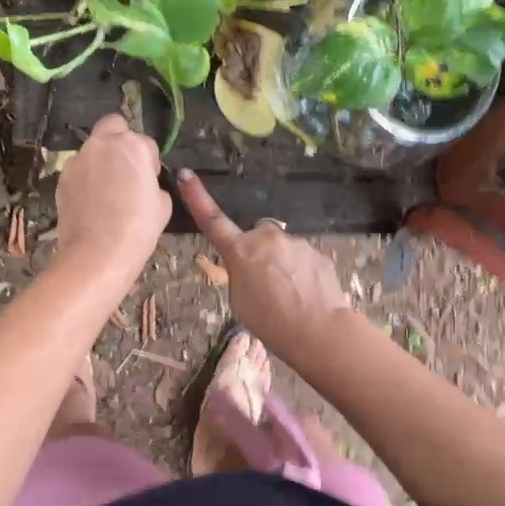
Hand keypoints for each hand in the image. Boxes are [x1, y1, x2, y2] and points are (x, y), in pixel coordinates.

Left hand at [55, 114, 169, 282]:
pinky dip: (86, 178)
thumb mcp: (163, 205)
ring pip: (93, 148)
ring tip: (106, 190)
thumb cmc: (138, 228)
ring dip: (101, 160)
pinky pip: (79, 169)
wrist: (98, 252)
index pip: (146, 143)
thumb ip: (154, 184)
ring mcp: (78, 159)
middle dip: (121, 140)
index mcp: (133, 145)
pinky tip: (92, 202)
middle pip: (113, 125)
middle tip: (126, 168)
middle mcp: (103, 144)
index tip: (150, 181)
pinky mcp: (62, 177)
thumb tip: (144, 185)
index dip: (150, 162)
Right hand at [177, 168, 352, 356]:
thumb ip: (239, 274)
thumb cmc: (270, 322)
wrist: (317, 330)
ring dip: (283, 264)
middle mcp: (268, 238)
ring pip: (283, 248)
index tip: (186, 175)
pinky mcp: (318, 252)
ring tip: (289, 296)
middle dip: (259, 251)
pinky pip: (304, 259)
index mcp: (241, 250)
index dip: (197, 197)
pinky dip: (302, 272)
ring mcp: (296, 243)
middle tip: (265, 284)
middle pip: (258, 236)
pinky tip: (307, 295)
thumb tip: (250, 264)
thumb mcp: (239, 301)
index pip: (213, 220)